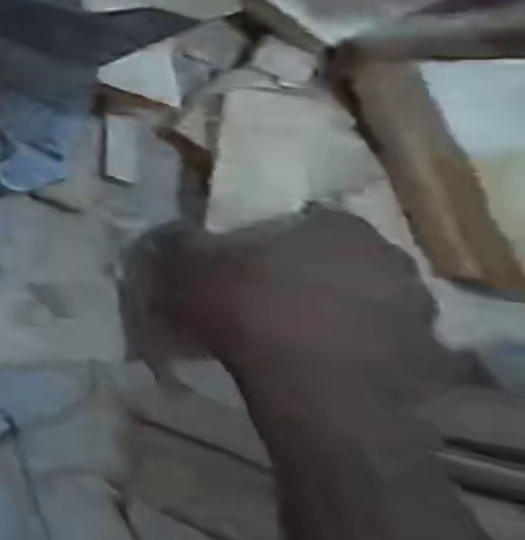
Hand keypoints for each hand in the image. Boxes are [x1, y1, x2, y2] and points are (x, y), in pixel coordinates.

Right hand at [135, 207, 466, 397]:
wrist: (312, 394)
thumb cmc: (247, 308)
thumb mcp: (183, 261)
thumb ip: (181, 239)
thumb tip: (180, 232)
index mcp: (343, 230)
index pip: (312, 217)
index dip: (278, 232)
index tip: (249, 248)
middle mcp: (395, 267)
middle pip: (347, 261)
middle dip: (314, 272)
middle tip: (269, 287)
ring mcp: (424, 322)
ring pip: (369, 306)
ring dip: (338, 313)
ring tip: (291, 330)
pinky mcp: (431, 371)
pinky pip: (384, 351)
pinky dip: (356, 353)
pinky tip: (315, 361)